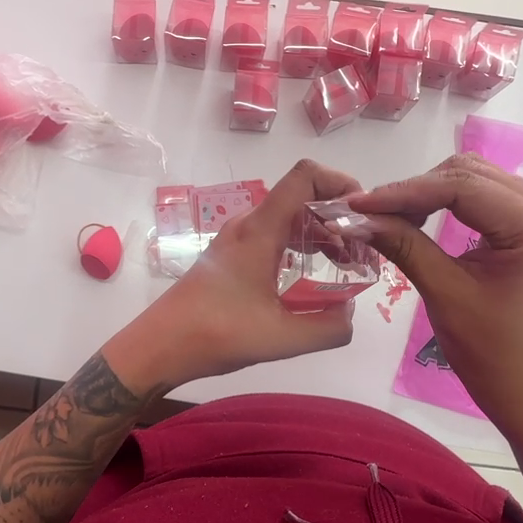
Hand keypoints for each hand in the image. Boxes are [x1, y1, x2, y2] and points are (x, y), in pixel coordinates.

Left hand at [110, 160, 361, 388]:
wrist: (159, 346)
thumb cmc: (216, 335)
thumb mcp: (282, 338)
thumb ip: (329, 328)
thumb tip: (350, 315)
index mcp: (260, 230)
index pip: (304, 176)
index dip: (339, 182)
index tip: (363, 215)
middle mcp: (247, 226)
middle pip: (300, 197)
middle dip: (336, 216)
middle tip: (361, 250)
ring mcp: (235, 241)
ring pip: (286, 219)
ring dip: (318, 233)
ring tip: (343, 264)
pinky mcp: (229, 258)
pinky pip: (272, 237)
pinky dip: (297, 247)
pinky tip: (308, 277)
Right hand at [347, 154, 522, 429]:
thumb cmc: (488, 348)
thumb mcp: (443, 293)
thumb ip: (403, 245)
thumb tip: (354, 218)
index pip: (462, 187)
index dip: (405, 191)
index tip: (359, 203)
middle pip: (469, 174)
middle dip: (416, 188)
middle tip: (371, 210)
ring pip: (474, 180)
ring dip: (430, 191)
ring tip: (390, 214)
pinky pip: (482, 198)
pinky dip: (447, 202)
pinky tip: (418, 218)